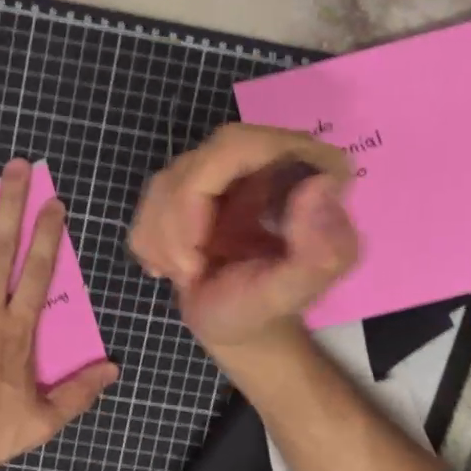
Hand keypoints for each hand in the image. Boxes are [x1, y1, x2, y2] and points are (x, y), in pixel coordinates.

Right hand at [129, 124, 359, 355]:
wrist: (232, 324)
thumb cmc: (263, 308)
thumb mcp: (296, 289)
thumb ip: (320, 247)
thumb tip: (319, 185)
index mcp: (301, 167)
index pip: (235, 146)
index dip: (199, 198)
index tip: (198, 254)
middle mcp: (261, 158)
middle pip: (193, 166)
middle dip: (176, 227)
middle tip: (188, 271)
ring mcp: (222, 173)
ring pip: (165, 184)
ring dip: (164, 241)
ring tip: (187, 273)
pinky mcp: (189, 190)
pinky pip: (150, 202)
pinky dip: (152, 243)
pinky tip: (175, 265)